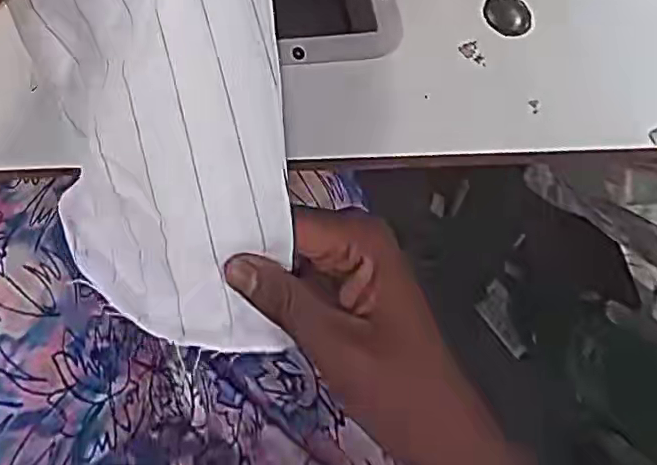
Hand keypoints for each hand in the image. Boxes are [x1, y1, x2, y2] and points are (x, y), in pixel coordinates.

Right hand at [226, 208, 524, 464]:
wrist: (443, 435)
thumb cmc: (405, 390)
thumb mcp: (335, 344)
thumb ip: (284, 300)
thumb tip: (239, 266)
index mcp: (365, 239)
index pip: (295, 221)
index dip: (254, 232)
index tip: (216, 240)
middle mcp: (360, 241)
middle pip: (293, 234)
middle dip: (257, 252)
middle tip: (214, 263)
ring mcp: (354, 264)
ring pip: (295, 257)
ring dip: (267, 274)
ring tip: (227, 282)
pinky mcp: (347, 288)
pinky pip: (304, 277)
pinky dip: (281, 292)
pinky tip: (254, 301)